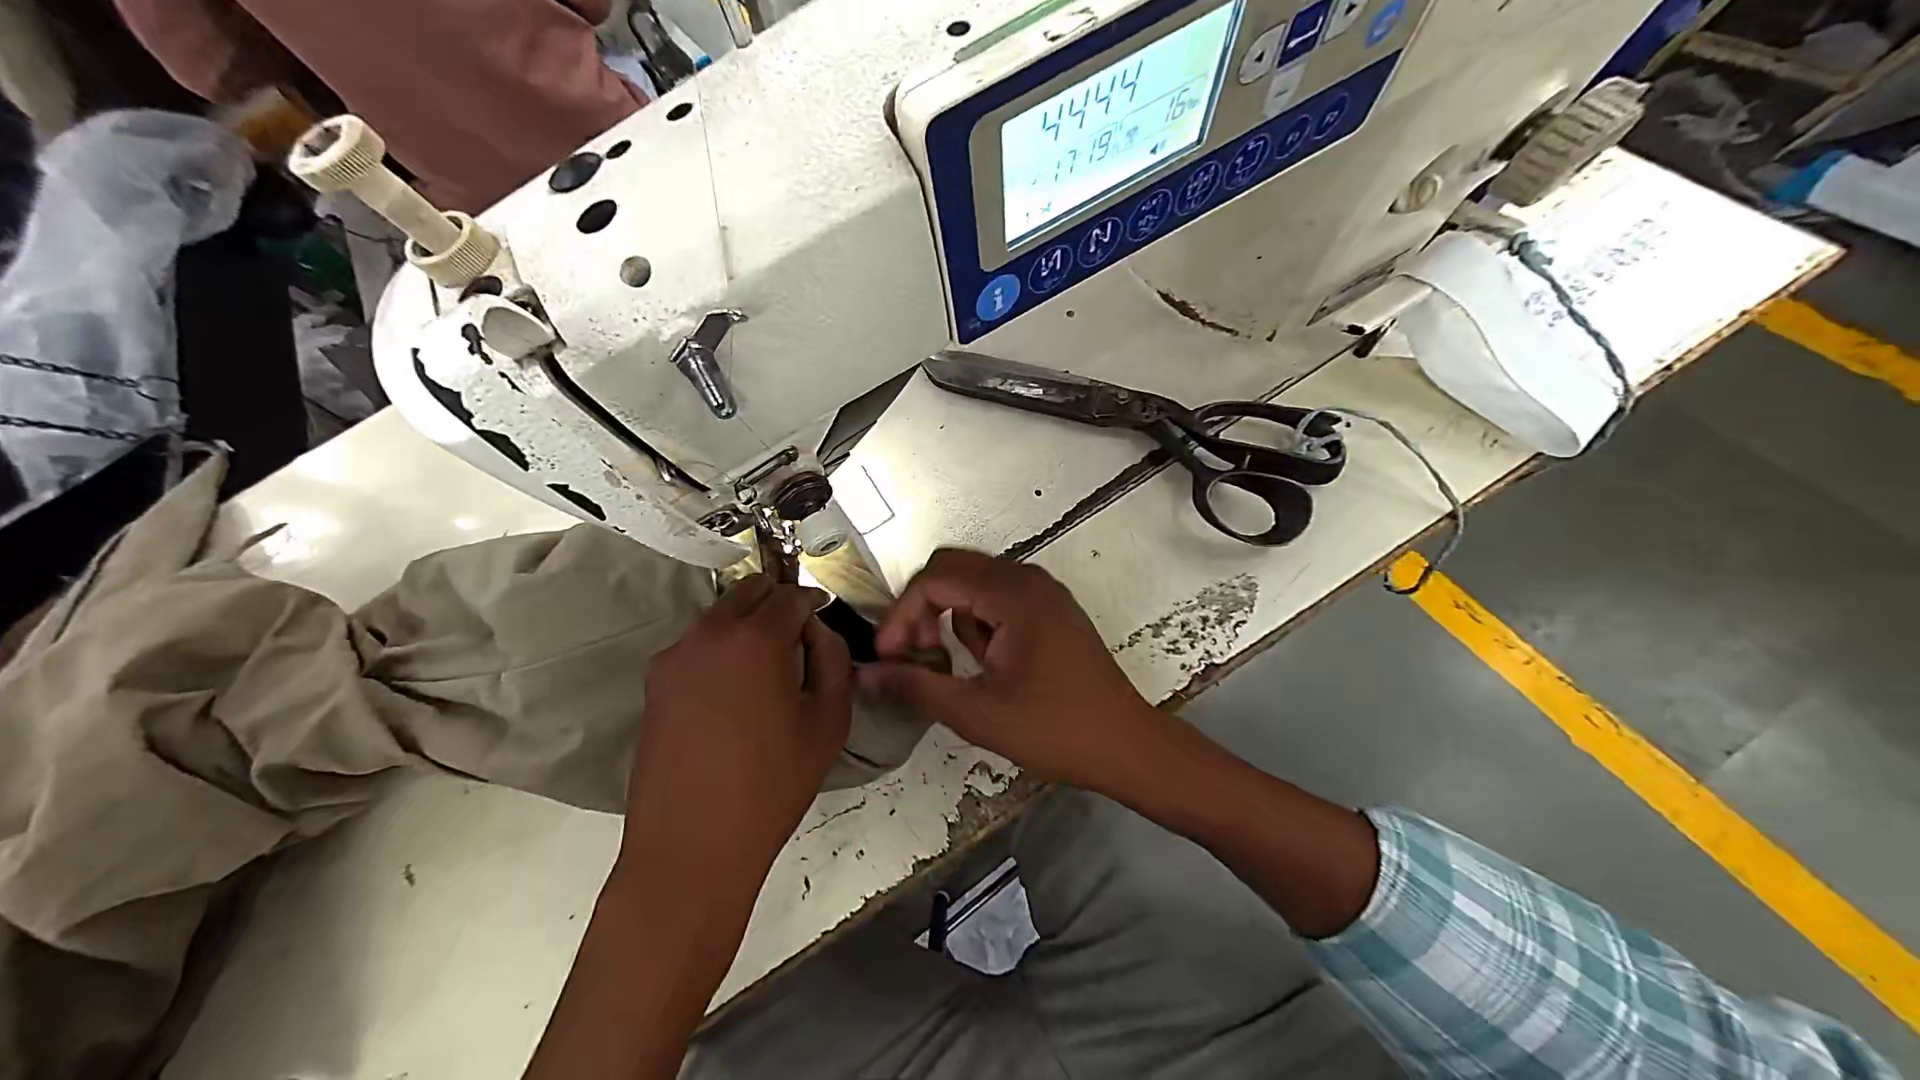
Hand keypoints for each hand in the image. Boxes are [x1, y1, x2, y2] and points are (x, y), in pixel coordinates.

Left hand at [622, 575, 851, 867]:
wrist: (693, 846)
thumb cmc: (771, 785)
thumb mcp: (828, 720)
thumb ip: (833, 658)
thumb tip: (816, 631)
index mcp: (754, 639)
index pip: (790, 594)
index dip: (813, 600)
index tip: (824, 613)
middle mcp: (707, 636)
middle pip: (748, 591)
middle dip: (778, 602)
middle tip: (800, 634)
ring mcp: (674, 659)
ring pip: (720, 616)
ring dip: (748, 624)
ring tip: (768, 669)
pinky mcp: (655, 684)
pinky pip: (698, 647)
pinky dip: (722, 650)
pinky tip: (735, 693)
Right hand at [859, 548, 1165, 791]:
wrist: (1127, 746)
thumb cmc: (1057, 729)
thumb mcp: (977, 713)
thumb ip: (916, 688)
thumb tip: (867, 676)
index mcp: (1013, 594)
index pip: (935, 580)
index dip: (902, 615)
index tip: (889, 655)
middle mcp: (1029, 581)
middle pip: (953, 569)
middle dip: (922, 608)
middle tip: (913, 653)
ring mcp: (1044, 595)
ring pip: (975, 583)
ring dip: (951, 616)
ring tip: (952, 665)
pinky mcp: (1051, 613)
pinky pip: (999, 600)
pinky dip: (979, 623)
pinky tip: (986, 664)